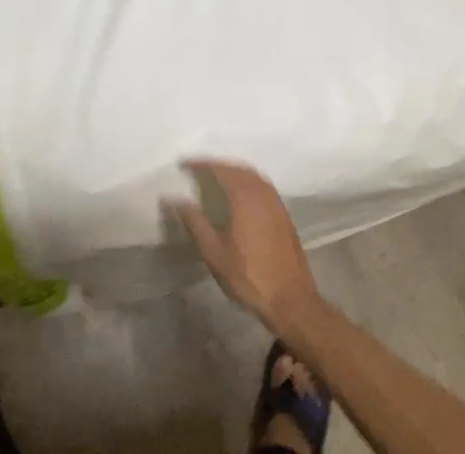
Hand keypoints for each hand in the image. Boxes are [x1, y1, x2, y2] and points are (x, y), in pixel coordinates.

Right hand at [167, 159, 323, 330]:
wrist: (291, 300)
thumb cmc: (249, 277)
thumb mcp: (214, 253)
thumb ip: (194, 222)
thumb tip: (173, 198)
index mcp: (245, 198)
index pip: (221, 170)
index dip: (201, 164)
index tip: (184, 164)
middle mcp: (263, 194)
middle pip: (239, 168)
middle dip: (219, 165)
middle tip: (199, 169)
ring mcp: (277, 204)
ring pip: (254, 177)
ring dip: (235, 172)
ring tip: (217, 179)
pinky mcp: (285, 216)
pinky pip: (264, 187)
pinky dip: (248, 182)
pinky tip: (240, 197)